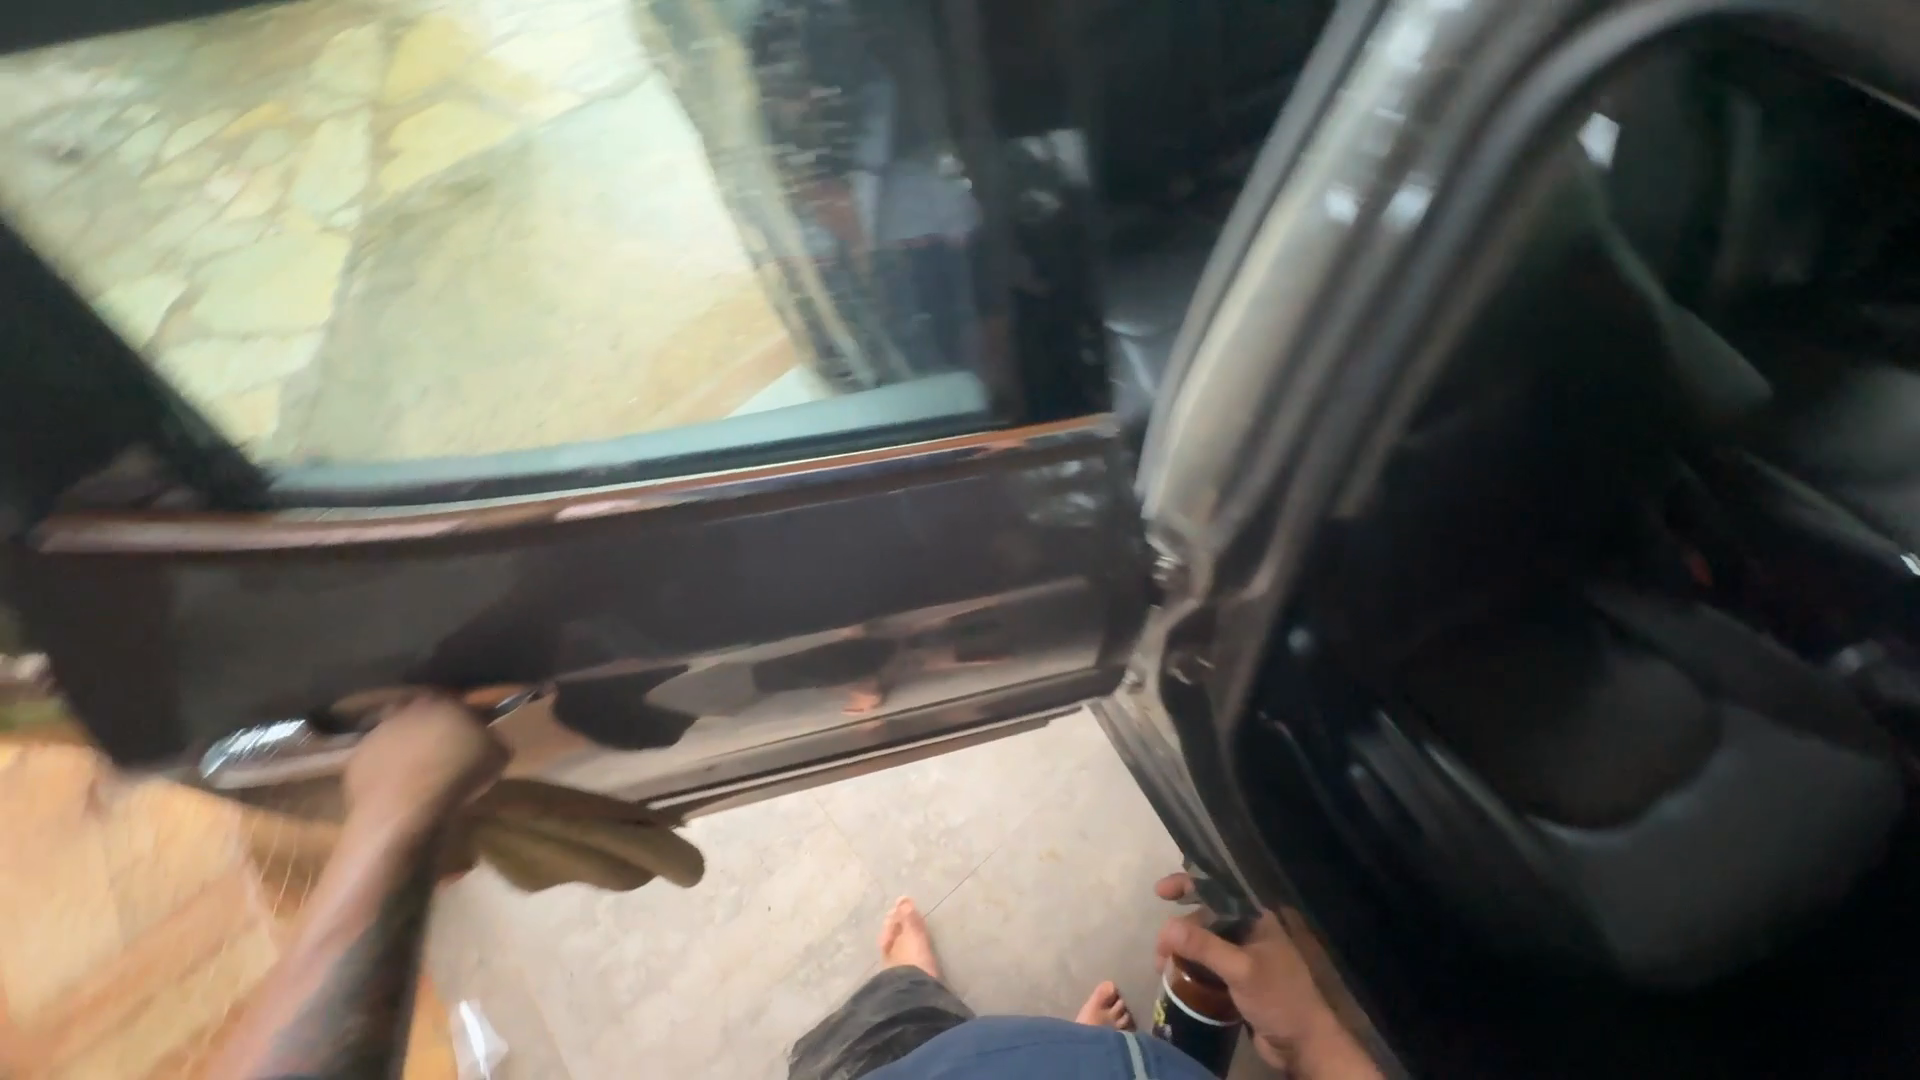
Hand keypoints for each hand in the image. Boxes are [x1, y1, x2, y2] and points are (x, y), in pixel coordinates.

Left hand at [341, 692, 505, 839]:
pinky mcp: (355, 760)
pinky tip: (398, 785)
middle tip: (441, 746)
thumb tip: (487, 738)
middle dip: (430, 726)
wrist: (405, 807)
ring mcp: (377, 734)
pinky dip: (386, 768)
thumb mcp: (499, 754)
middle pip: (420, 713)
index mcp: (444, 702)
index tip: (469, 731)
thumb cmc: (458, 774)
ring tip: (418, 768)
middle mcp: (408, 710)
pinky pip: (377, 759)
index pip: (456, 701)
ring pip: (396, 734)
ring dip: (405, 746)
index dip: (462, 716)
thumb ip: (493, 739)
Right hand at [1154, 874, 1376, 1076]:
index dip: (1188, 884)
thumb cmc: (1280, 999)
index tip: (1160, 892)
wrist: (1304, 1046)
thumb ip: (1204, 946)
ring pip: (1203, 943)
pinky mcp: (1237, 980)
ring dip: (1181, 952)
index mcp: (1254, 918)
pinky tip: (1176, 979)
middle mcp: (1247, 931)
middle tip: (1159, 951)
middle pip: (1204, 918)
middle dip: (1179, 930)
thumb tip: (1166, 927)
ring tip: (1163, 970)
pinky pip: (1207, 965)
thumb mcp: (1241, 970)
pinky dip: (1190, 968)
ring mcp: (1242, 956)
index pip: (1217, 889)